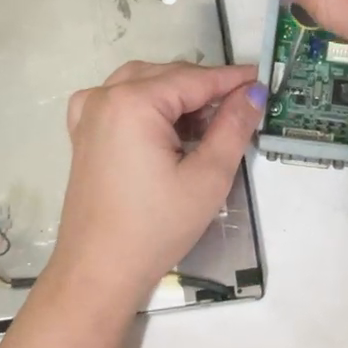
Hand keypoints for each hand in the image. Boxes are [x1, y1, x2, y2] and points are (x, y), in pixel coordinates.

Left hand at [49, 62, 263, 299]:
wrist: (99, 270)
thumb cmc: (156, 227)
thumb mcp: (207, 177)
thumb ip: (233, 127)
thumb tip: (253, 93)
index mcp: (133, 102)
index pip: (195, 79)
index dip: (232, 79)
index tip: (263, 80)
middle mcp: (106, 97)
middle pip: (168, 76)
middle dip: (205, 89)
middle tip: (241, 111)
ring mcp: (89, 113)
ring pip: (144, 84)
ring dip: (177, 96)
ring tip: (207, 126)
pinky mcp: (84, 133)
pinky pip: (120, 101)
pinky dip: (147, 105)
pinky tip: (164, 128)